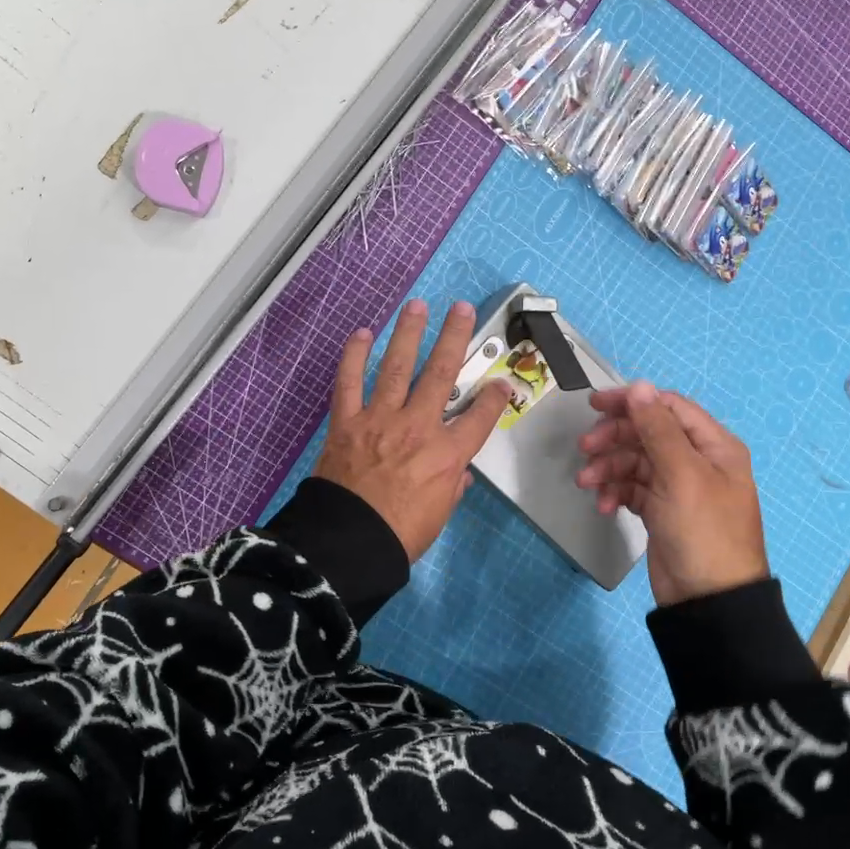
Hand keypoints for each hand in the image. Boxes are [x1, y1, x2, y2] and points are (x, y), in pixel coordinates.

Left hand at [315, 299, 512, 561]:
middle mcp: (418, 427)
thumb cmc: (400, 535)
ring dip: (408, 333)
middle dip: (455, 338)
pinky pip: (349, 382)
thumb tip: (457, 472)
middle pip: (441, 374)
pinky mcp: (346, 421)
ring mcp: (380, 419)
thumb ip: (450, 487)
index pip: (479, 418)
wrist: (349, 542)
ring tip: (416, 306)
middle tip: (462, 309)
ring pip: (397, 366)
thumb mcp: (439, 516)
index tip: (502, 383)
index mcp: (446, 455)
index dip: (494, 398)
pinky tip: (361, 333)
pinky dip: (354, 356)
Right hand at [574, 382, 767, 606]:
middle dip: (614, 438)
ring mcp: (678, 487)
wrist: (710, 601)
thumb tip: (639, 386)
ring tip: (587, 484)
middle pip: (646, 433)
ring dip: (608, 468)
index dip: (631, 402)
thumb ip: (657, 429)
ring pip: (634, 461)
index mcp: (713, 445)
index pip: (667, 407)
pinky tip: (604, 505)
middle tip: (585, 448)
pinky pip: (632, 488)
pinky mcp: (661, 510)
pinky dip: (615, 492)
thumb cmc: (703, 531)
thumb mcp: (681, 475)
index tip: (594, 405)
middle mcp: (697, 460)